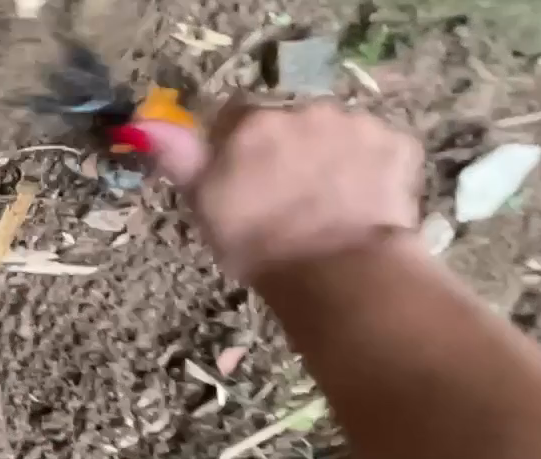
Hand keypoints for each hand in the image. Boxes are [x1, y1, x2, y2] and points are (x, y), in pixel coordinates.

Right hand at [133, 101, 423, 281]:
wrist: (330, 265)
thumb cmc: (251, 241)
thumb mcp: (202, 203)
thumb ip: (178, 158)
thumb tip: (144, 123)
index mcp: (251, 126)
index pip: (231, 117)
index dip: (227, 147)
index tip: (228, 178)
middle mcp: (305, 111)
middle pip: (283, 124)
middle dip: (277, 150)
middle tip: (270, 198)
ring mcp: (356, 124)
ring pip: (327, 134)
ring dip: (317, 158)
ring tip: (310, 204)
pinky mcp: (395, 143)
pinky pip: (369, 150)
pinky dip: (357, 170)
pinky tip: (345, 203)